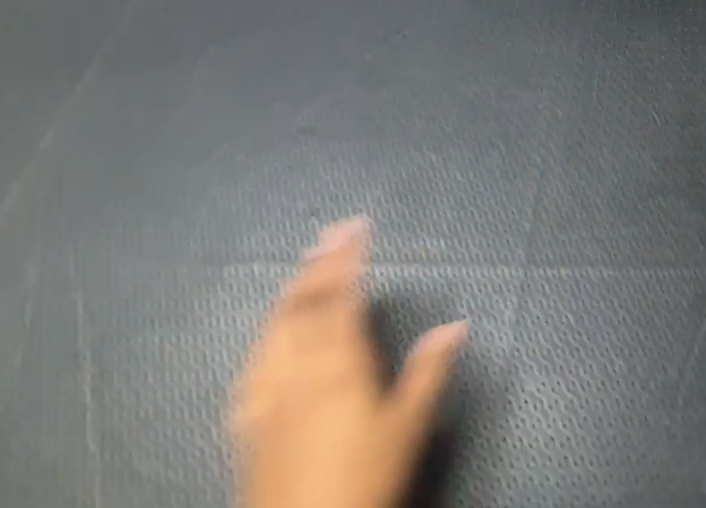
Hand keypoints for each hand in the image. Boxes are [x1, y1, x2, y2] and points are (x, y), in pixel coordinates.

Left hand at [230, 218, 466, 507]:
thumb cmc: (364, 479)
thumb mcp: (409, 426)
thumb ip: (429, 371)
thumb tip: (456, 326)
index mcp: (340, 365)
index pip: (342, 297)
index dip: (348, 258)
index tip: (355, 227)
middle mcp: (299, 371)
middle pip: (304, 305)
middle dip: (318, 264)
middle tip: (330, 232)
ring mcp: (269, 395)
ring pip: (275, 329)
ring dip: (290, 292)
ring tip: (303, 268)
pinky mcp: (249, 423)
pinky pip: (254, 365)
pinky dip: (265, 336)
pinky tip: (267, 337)